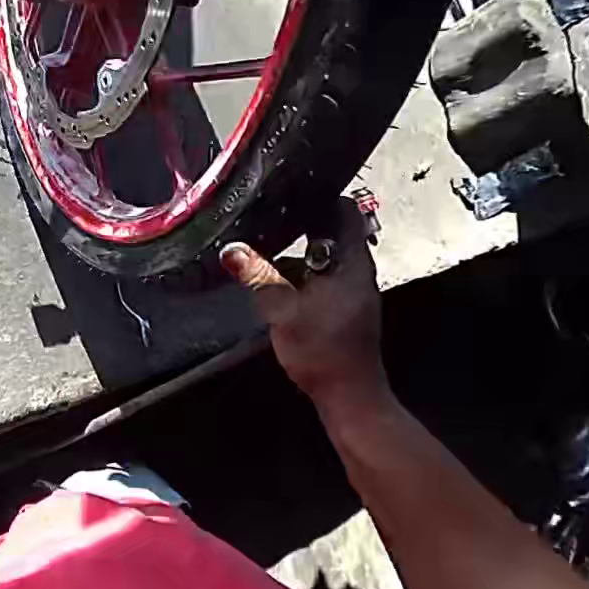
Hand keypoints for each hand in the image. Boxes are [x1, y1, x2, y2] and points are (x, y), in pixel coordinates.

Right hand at [220, 199, 387, 411]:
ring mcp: (351, 290)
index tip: (289, 192)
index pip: (345, 211)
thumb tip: (231, 250)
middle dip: (299, 226)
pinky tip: (275, 279)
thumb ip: (258, 276)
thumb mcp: (282, 311)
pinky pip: (321, 277)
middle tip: (265, 218)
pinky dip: (300, 273)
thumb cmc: (322, 351)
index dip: (319, 196)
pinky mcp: (342, 307)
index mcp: (351, 263)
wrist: (348, 396)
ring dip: (296, 253)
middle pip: (330, 233)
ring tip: (263, 245)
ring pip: (322, 258)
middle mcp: (356, 271)